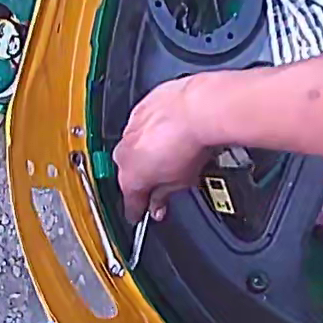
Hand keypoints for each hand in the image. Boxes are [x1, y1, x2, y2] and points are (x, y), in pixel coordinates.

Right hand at [115, 74, 217, 222]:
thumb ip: (164, 196)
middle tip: (163, 183)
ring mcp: (130, 129)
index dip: (138, 211)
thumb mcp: (181, 182)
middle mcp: (124, 153)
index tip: (142, 213)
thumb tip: (159, 203)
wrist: (197, 109)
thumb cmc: (188, 144)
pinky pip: (143, 127)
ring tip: (172, 155)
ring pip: (135, 149)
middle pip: (130, 174)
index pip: (130, 203)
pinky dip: (153, 132)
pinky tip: (171, 134)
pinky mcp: (141, 109)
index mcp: (130, 178)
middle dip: (145, 180)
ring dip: (149, 154)